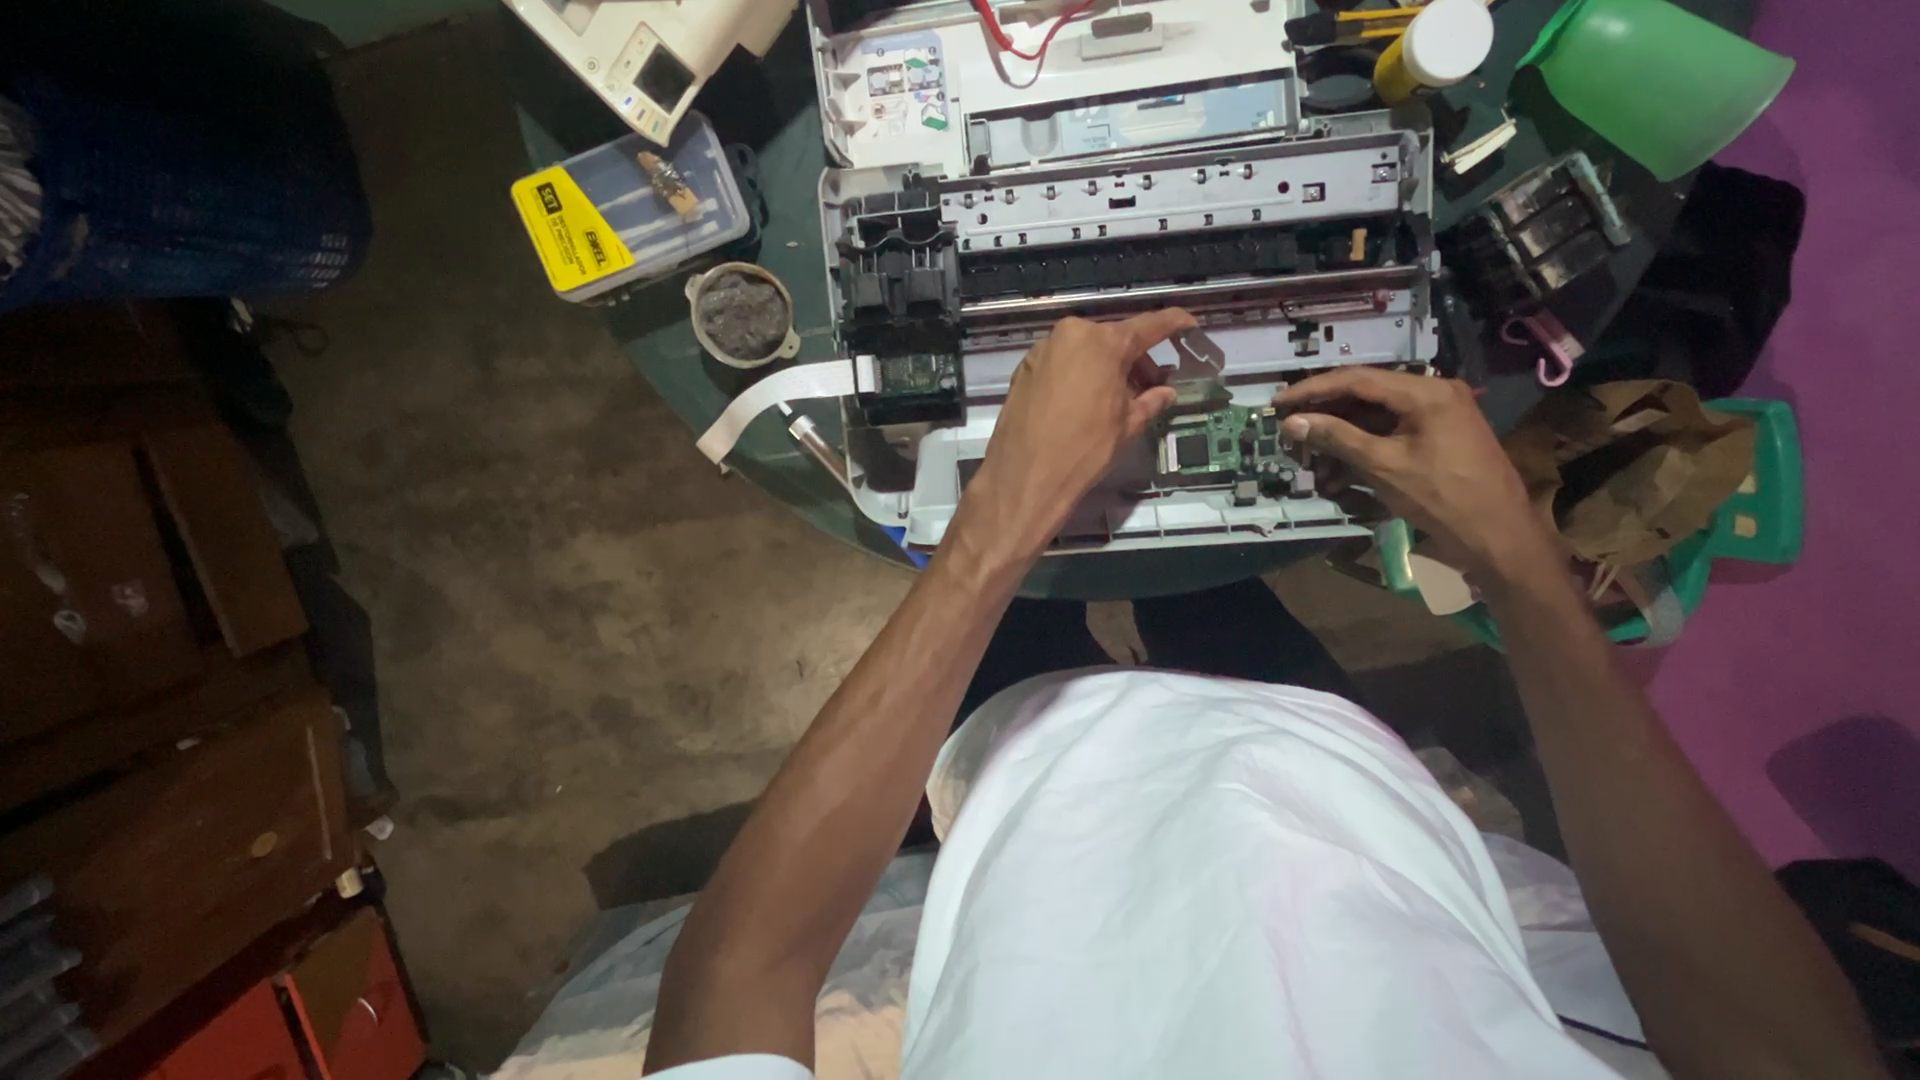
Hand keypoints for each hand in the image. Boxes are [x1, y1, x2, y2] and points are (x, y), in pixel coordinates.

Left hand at [961, 309, 1196, 558]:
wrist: (1026, 475)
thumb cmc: (1085, 449)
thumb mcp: (1127, 426)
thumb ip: (1150, 401)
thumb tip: (1166, 392)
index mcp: (1105, 342)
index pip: (1150, 325)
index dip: (1175, 324)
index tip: (1189, 326)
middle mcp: (1072, 334)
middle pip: (1114, 338)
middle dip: (1135, 360)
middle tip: (1148, 387)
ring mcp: (1044, 349)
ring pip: (1086, 350)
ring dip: (1105, 367)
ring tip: (1115, 400)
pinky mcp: (1024, 367)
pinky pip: (1061, 362)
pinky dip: (1078, 374)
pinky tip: (1083, 403)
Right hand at [1275, 368, 1558, 585]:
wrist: (1498, 534)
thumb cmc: (1441, 497)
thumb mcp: (1383, 465)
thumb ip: (1337, 437)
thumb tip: (1292, 422)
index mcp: (1425, 392)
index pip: (1356, 379)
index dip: (1311, 390)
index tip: (1277, 403)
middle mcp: (1434, 393)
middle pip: (1365, 395)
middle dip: (1324, 415)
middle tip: (1289, 431)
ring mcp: (1438, 414)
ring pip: (1375, 416)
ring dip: (1340, 436)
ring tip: (1310, 460)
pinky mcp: (1438, 436)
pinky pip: (1391, 433)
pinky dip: (1362, 448)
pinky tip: (1338, 473)